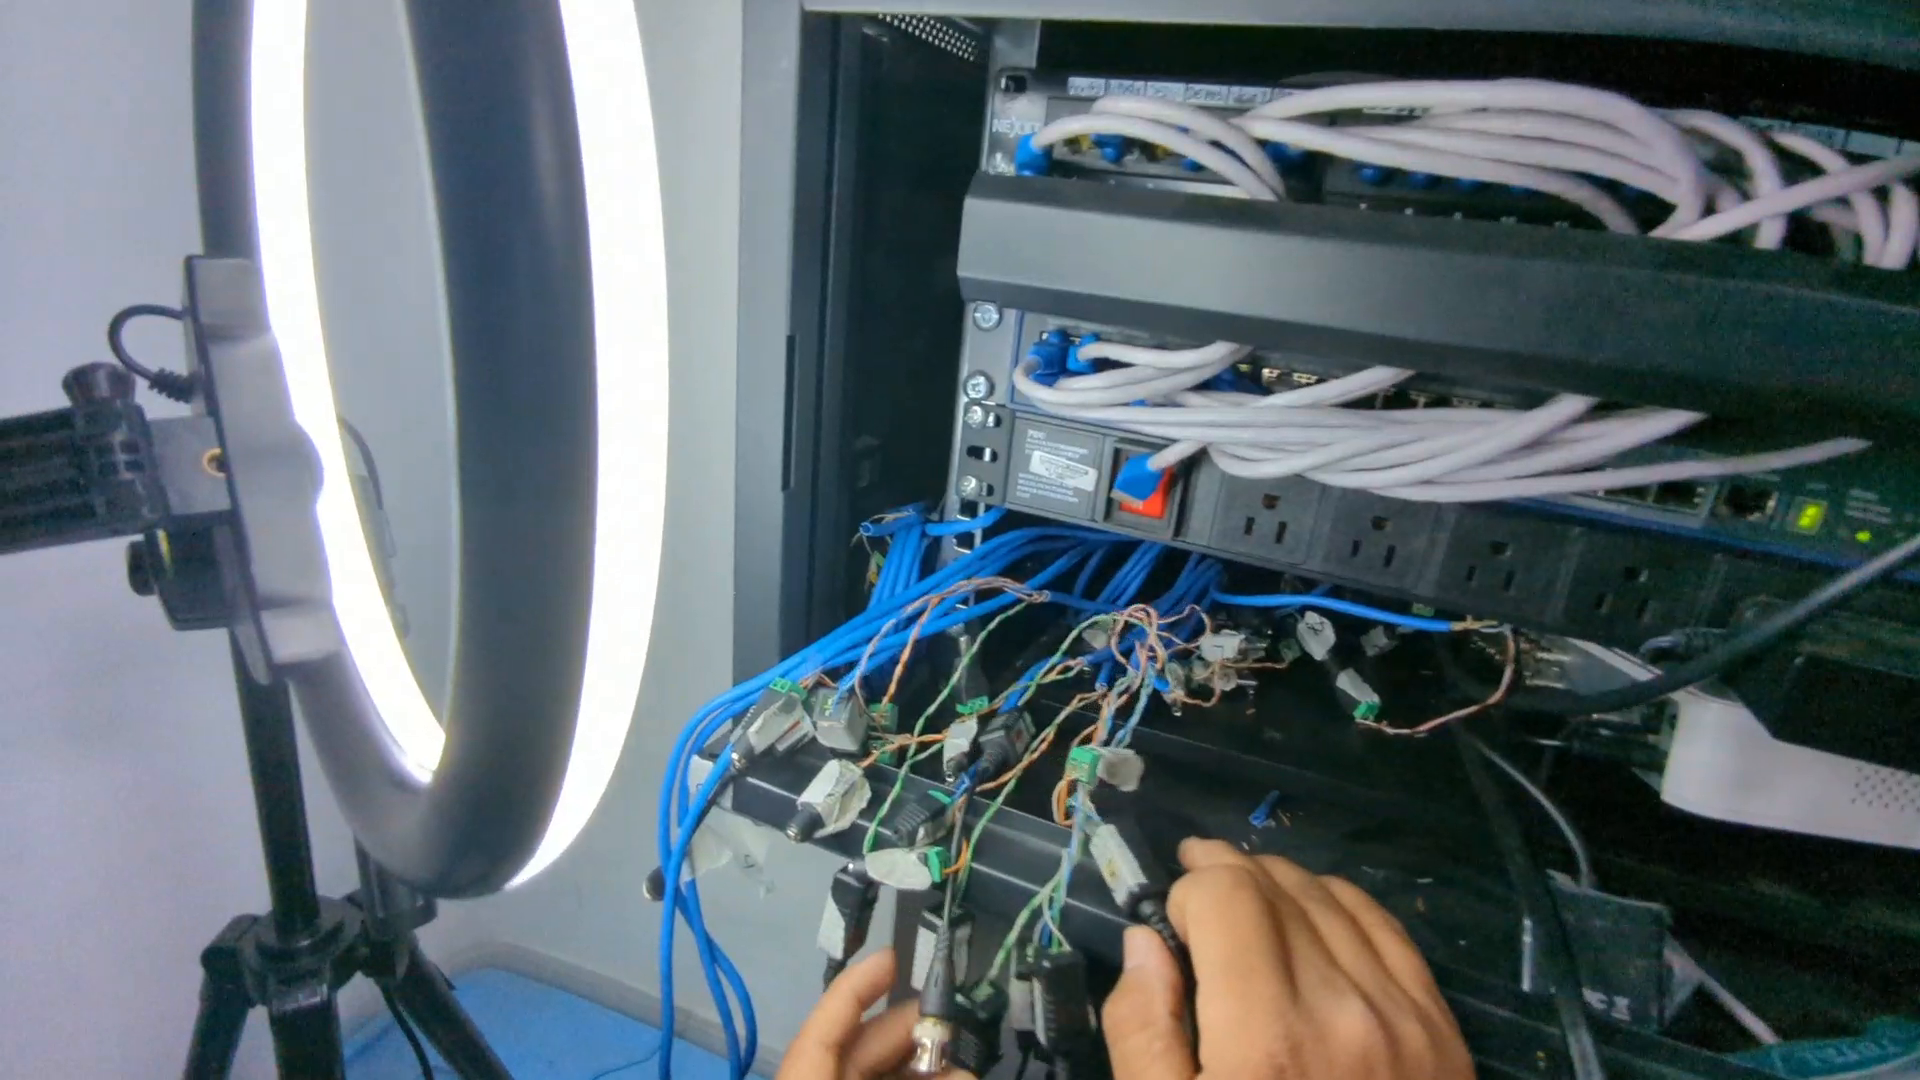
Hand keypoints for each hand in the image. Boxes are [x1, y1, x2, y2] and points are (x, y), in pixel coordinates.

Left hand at [776, 949, 975, 1079]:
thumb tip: (967, 1070)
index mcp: (803, 1076)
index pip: (825, 1018)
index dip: (859, 983)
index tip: (895, 956)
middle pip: (858, 1045)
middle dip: (909, 1029)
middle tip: (954, 1021)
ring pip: (874, 1074)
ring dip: (920, 1063)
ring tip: (963, 1062)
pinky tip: (950, 1079)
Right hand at [1103, 839, 1474, 1079]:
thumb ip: (1142, 1031)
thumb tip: (1146, 941)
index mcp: (1268, 1038)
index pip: (1227, 894)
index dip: (1188, 889)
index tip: (1172, 920)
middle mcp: (1342, 1009)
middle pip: (1275, 885)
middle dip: (1224, 871)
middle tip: (1194, 884)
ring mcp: (1404, 1020)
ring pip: (1328, 894)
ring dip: (1275, 882)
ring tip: (1244, 895)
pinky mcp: (1443, 1035)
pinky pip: (1385, 926)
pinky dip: (1337, 900)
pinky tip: (1310, 909)